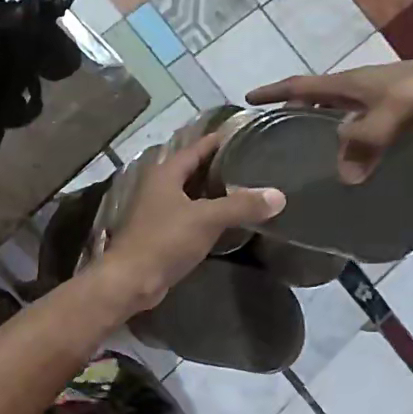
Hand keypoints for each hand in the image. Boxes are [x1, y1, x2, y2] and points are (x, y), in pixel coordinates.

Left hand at [95, 132, 284, 310]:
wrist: (133, 279)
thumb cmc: (165, 240)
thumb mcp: (206, 218)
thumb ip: (241, 205)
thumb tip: (279, 195)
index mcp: (165, 174)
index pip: (194, 149)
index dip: (216, 141)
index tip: (241, 134)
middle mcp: (158, 188)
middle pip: (192, 170)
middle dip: (218, 166)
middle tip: (250, 161)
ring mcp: (157, 211)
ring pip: (190, 194)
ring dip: (213, 191)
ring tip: (245, 187)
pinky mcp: (161, 233)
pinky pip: (189, 215)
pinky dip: (207, 213)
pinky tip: (227, 218)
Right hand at [246, 50, 412, 183]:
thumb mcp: (397, 110)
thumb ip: (369, 138)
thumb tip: (344, 177)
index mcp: (348, 84)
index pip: (300, 86)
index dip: (273, 92)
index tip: (246, 99)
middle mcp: (355, 92)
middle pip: (312, 101)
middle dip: (287, 113)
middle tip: (265, 135)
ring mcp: (374, 105)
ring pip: (334, 118)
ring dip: (315, 131)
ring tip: (297, 154)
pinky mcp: (393, 119)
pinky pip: (357, 133)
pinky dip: (344, 145)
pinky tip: (343, 163)